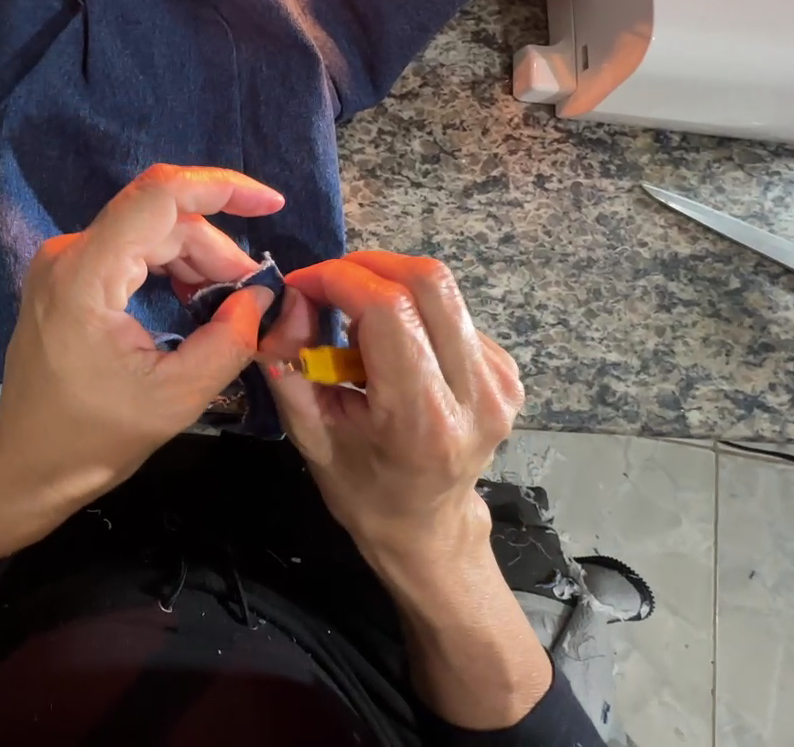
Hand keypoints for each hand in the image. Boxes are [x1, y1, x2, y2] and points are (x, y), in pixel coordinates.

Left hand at [0, 164, 283, 565]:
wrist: (28, 466)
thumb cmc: (95, 438)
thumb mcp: (177, 396)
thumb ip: (229, 339)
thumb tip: (260, 296)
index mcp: (86, 273)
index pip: (159, 195)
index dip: (222, 187)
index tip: (273, 205)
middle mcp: (68, 252)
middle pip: (158, 217)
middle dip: (215, 248)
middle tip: (252, 296)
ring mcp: (62, 262)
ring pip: (146, 232)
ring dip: (195, 259)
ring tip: (228, 303)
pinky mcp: (65, 278)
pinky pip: (127, 251)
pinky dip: (168, 267)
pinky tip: (194, 299)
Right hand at [260, 253, 546, 729]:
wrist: (427, 528)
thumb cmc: (361, 487)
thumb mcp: (307, 434)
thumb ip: (287, 363)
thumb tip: (287, 299)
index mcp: (422, 420)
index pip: (388, 310)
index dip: (337, 280)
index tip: (300, 286)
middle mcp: (475, 394)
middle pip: (428, 282)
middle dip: (365, 266)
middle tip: (324, 285)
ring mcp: (500, 380)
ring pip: (441, 288)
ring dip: (385, 284)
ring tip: (350, 318)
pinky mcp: (507, 370)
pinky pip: (450, 310)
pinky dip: (408, 308)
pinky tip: (386, 341)